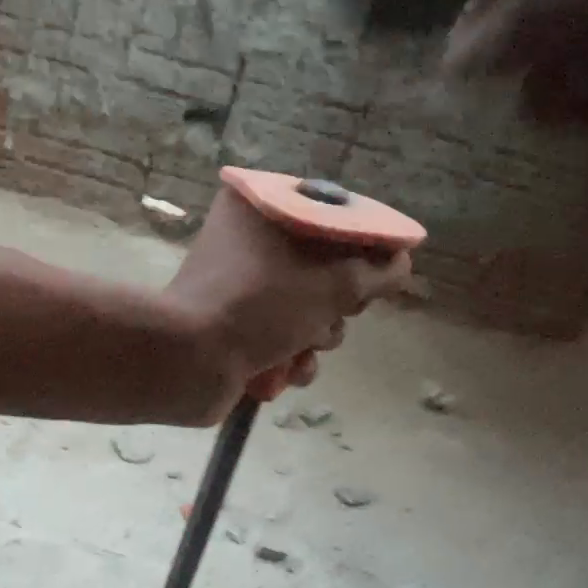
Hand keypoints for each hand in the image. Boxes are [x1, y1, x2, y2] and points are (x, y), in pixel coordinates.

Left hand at [162, 186, 412, 424]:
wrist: (186, 362)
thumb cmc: (260, 306)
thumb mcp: (336, 281)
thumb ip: (379, 270)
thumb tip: (401, 263)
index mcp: (265, 210)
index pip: (336, 222)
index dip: (361, 254)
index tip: (368, 280)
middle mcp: (250, 245)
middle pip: (326, 274)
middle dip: (334, 310)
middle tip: (324, 317)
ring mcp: (240, 294)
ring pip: (309, 317)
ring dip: (313, 343)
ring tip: (295, 352)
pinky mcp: (233, 335)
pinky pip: (281, 347)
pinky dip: (286, 365)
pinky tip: (278, 376)